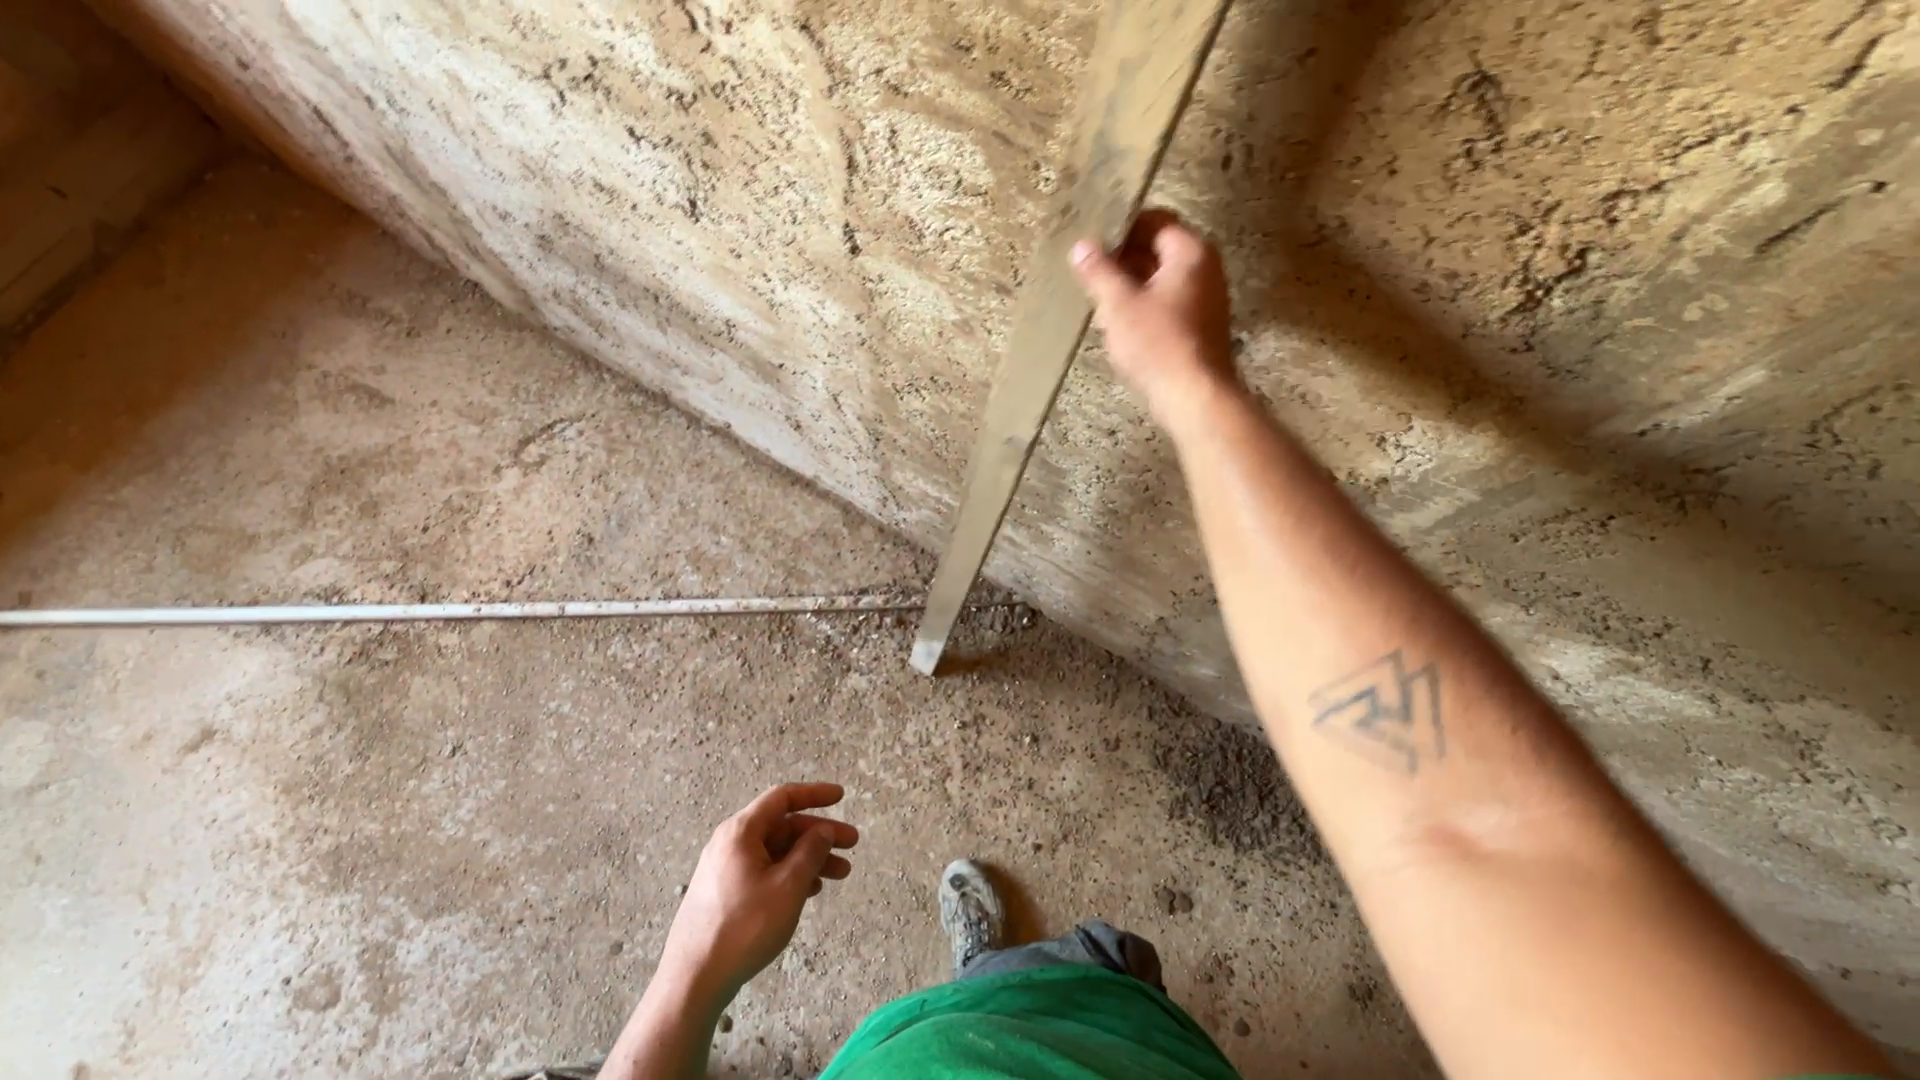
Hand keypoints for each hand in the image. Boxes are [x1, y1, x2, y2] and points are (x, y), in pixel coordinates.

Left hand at [656, 783, 858, 1005]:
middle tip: (852, 845)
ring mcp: (725, 869)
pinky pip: (764, 870)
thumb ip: (810, 852)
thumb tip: (822, 830)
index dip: (814, 794)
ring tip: (839, 874)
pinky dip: (789, 874)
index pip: (782, 798)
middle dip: (819, 834)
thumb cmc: (744, 927)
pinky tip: (809, 891)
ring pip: (775, 851)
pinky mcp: (723, 893)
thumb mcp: (787, 887)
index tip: (841, 797)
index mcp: (741, 832)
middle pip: (782, 826)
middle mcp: (730, 843)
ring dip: (808, 858)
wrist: (694, 978)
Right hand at [1071, 209, 1239, 429]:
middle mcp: (1205, 268)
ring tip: (1099, 298)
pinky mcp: (1201, 326)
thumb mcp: (1119, 304)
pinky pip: (1169, 302)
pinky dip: (1145, 305)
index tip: (1092, 241)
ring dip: (1131, 284)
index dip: (1121, 226)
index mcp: (1191, 252)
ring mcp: (1206, 298)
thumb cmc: (1157, 344)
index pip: (1154, 220)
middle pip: (1159, 248)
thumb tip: (1081, 245)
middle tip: (1090, 270)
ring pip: (1162, 278)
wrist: (1194, 396)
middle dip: (1123, 258)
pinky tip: (1120, 323)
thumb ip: (1099, 271)